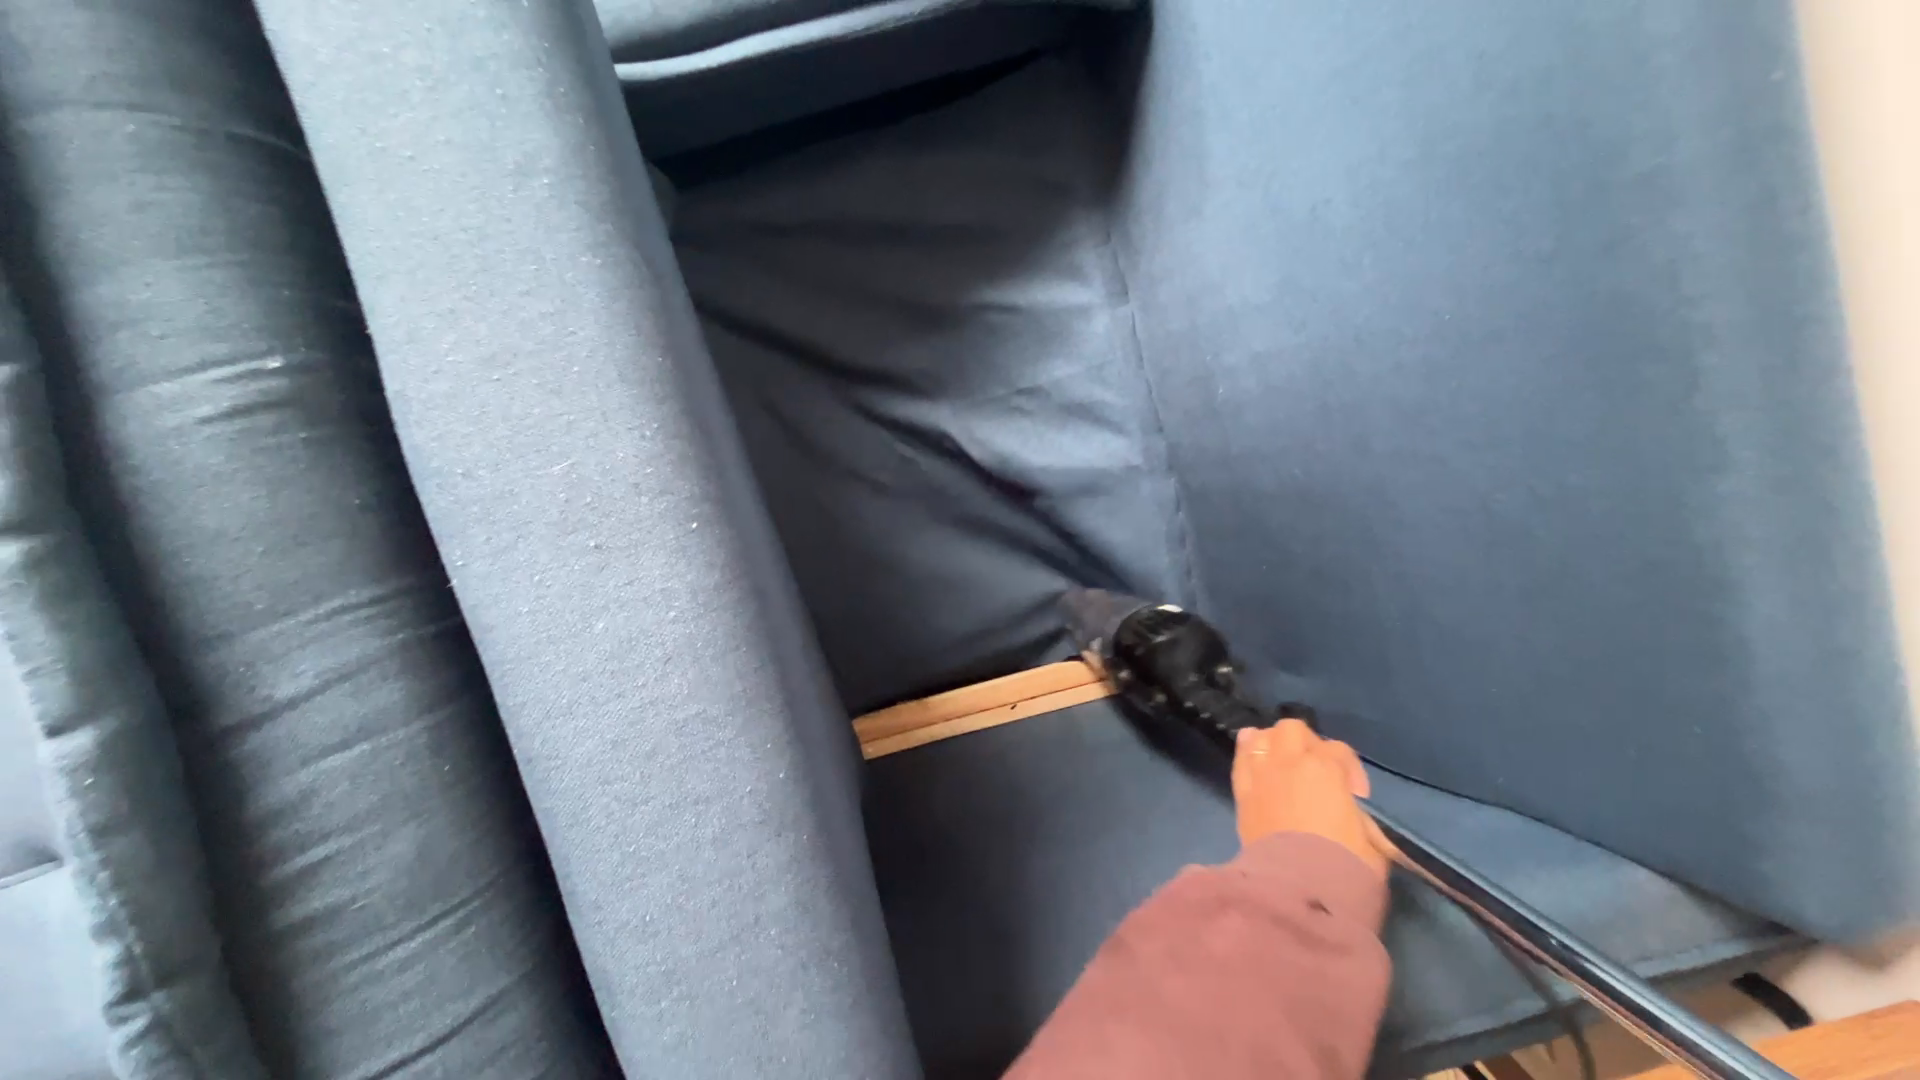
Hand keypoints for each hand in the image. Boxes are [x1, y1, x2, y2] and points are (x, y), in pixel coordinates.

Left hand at [1232, 719, 1394, 879]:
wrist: (1299, 889)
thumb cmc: (1344, 865)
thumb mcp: (1372, 841)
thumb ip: (1358, 814)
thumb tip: (1348, 809)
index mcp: (1326, 769)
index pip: (1339, 750)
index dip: (1351, 769)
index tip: (1357, 796)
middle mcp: (1290, 762)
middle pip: (1294, 730)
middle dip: (1308, 744)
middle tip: (1318, 771)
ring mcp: (1261, 774)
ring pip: (1263, 736)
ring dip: (1274, 743)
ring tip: (1284, 761)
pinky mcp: (1241, 792)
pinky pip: (1241, 758)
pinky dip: (1248, 752)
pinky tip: (1255, 757)